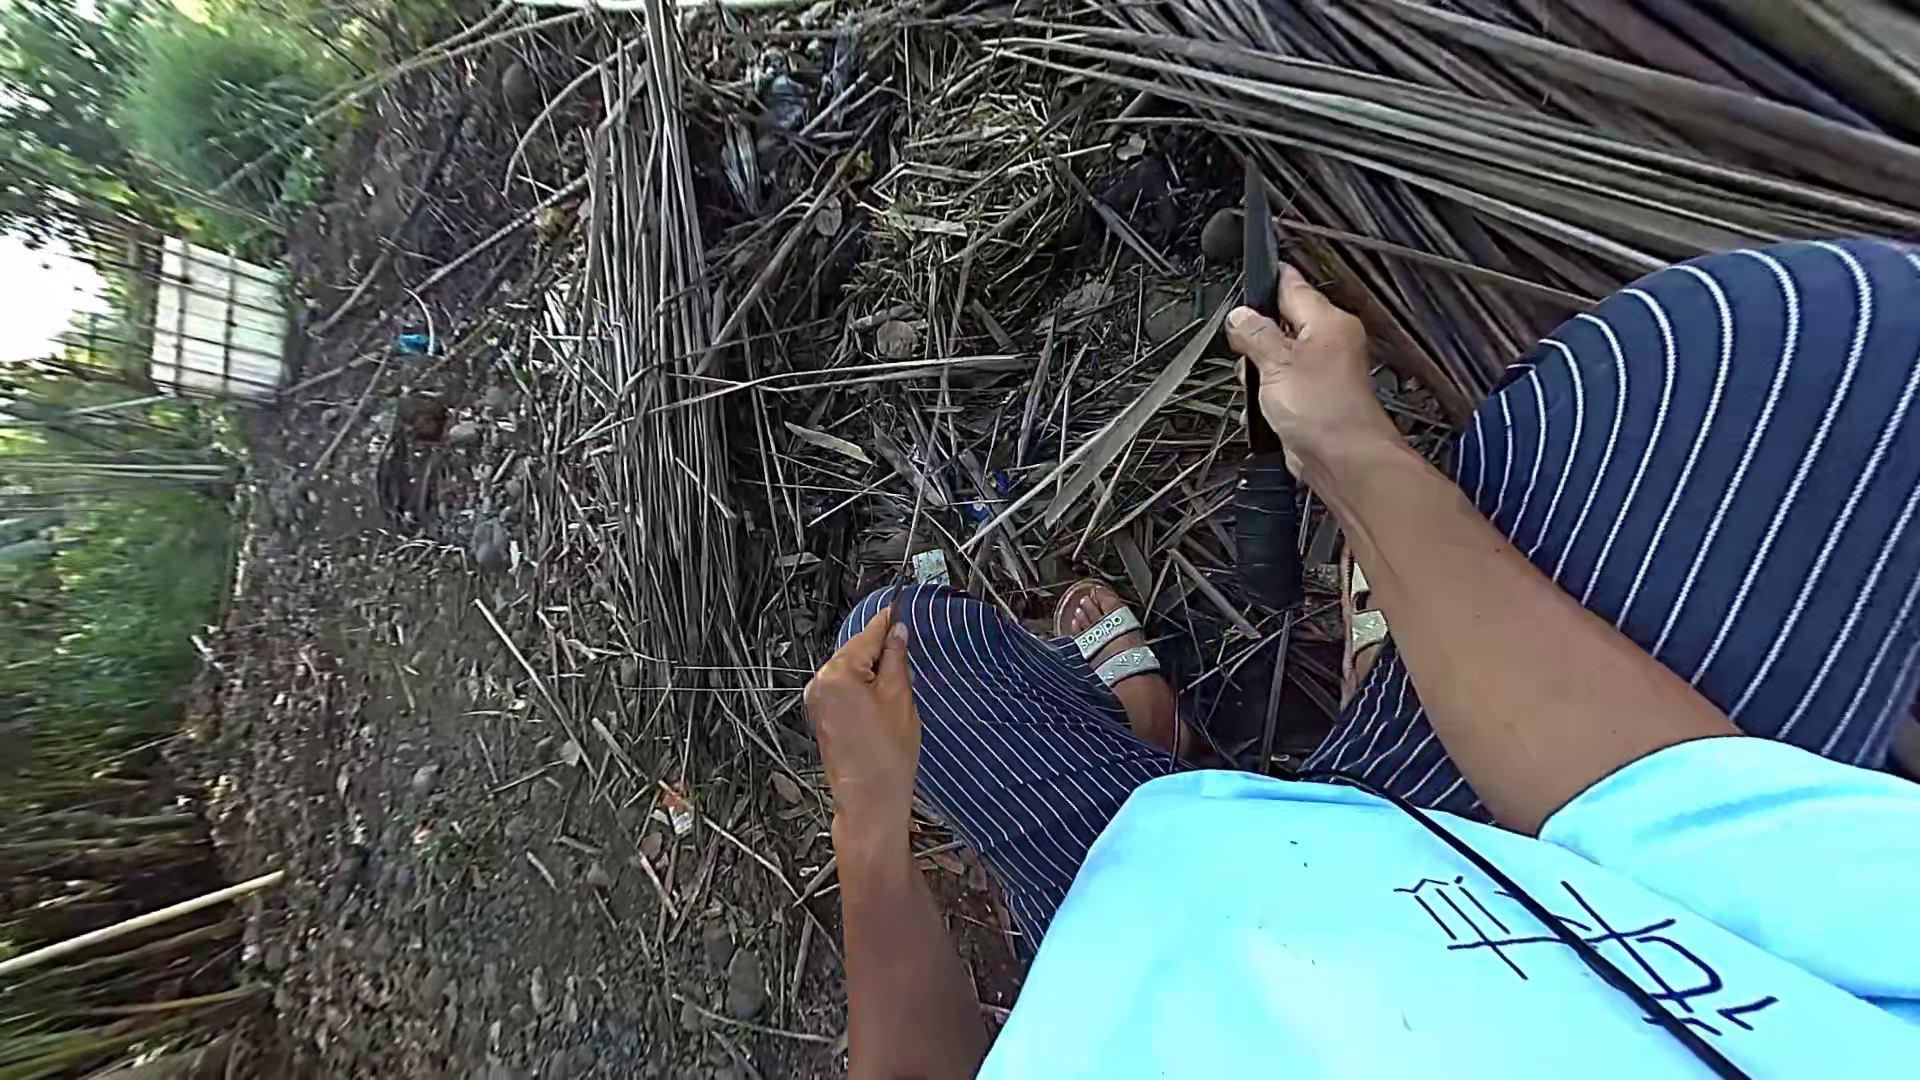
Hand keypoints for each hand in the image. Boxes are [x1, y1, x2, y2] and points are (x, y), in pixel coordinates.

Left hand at [805, 608, 919, 857]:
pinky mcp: (822, 714)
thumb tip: (897, 634)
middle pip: (856, 650)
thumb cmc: (886, 756)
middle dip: (881, 650)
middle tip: (907, 652)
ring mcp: (818, 700)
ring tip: (898, 685)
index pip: (867, 635)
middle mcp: (820, 684)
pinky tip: (883, 698)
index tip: (899, 610)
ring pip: (851, 668)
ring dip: (873, 669)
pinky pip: (844, 686)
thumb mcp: (900, 697)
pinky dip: (863, 685)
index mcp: (837, 674)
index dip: (888, 622)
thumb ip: (896, 659)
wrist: (870, 800)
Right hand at [1226, 264, 1402, 476]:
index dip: (1271, 281)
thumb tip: (1239, 316)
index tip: (1257, 270)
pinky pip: (1277, 388)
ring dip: (1256, 372)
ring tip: (1254, 386)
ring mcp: (1319, 373)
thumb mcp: (1277, 362)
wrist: (1339, 457)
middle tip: (1243, 351)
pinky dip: (1263, 397)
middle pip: (1280, 326)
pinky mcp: (1309, 400)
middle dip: (1254, 339)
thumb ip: (1255, 334)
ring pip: (1275, 359)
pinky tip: (1260, 409)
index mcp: (1327, 324)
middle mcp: (1328, 345)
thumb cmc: (1324, 409)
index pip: (1294, 288)